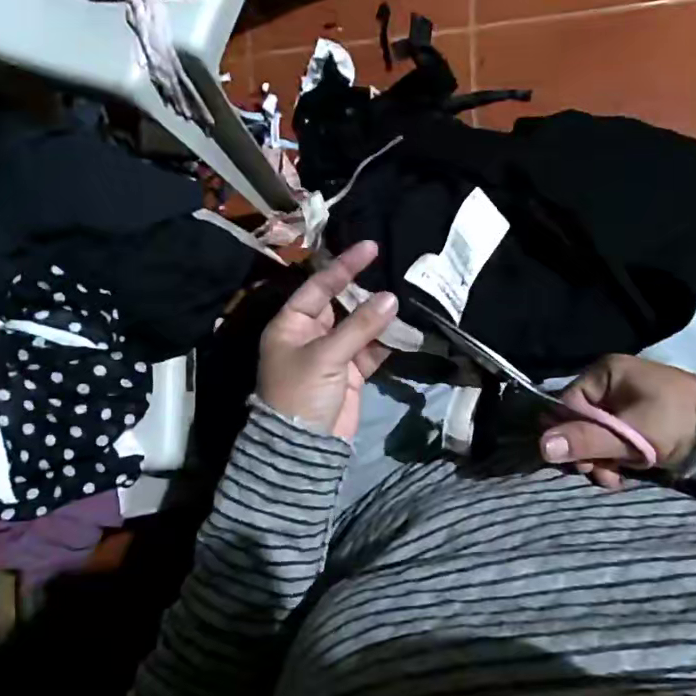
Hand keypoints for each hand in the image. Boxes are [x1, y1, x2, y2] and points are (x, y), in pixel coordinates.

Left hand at [258, 240, 398, 438]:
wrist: (304, 446)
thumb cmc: (302, 393)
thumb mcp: (327, 356)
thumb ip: (360, 326)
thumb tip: (391, 298)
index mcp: (291, 325)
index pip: (318, 287)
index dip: (344, 267)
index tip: (370, 248)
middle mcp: (310, 335)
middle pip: (341, 304)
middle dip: (365, 291)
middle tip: (393, 271)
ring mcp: (332, 355)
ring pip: (360, 327)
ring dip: (380, 317)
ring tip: (404, 299)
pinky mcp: (350, 374)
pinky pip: (371, 350)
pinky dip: (387, 342)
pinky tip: (404, 329)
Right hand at [540, 355, 695, 489]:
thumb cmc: (677, 423)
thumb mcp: (631, 434)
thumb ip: (587, 440)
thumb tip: (541, 446)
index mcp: (605, 373)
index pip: (566, 407)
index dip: (569, 438)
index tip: (586, 466)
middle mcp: (609, 383)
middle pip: (578, 423)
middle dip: (589, 454)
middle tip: (607, 476)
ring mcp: (622, 401)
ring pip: (594, 436)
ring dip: (602, 461)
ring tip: (619, 477)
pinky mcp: (634, 419)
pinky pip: (611, 439)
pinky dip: (615, 458)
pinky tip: (626, 471)